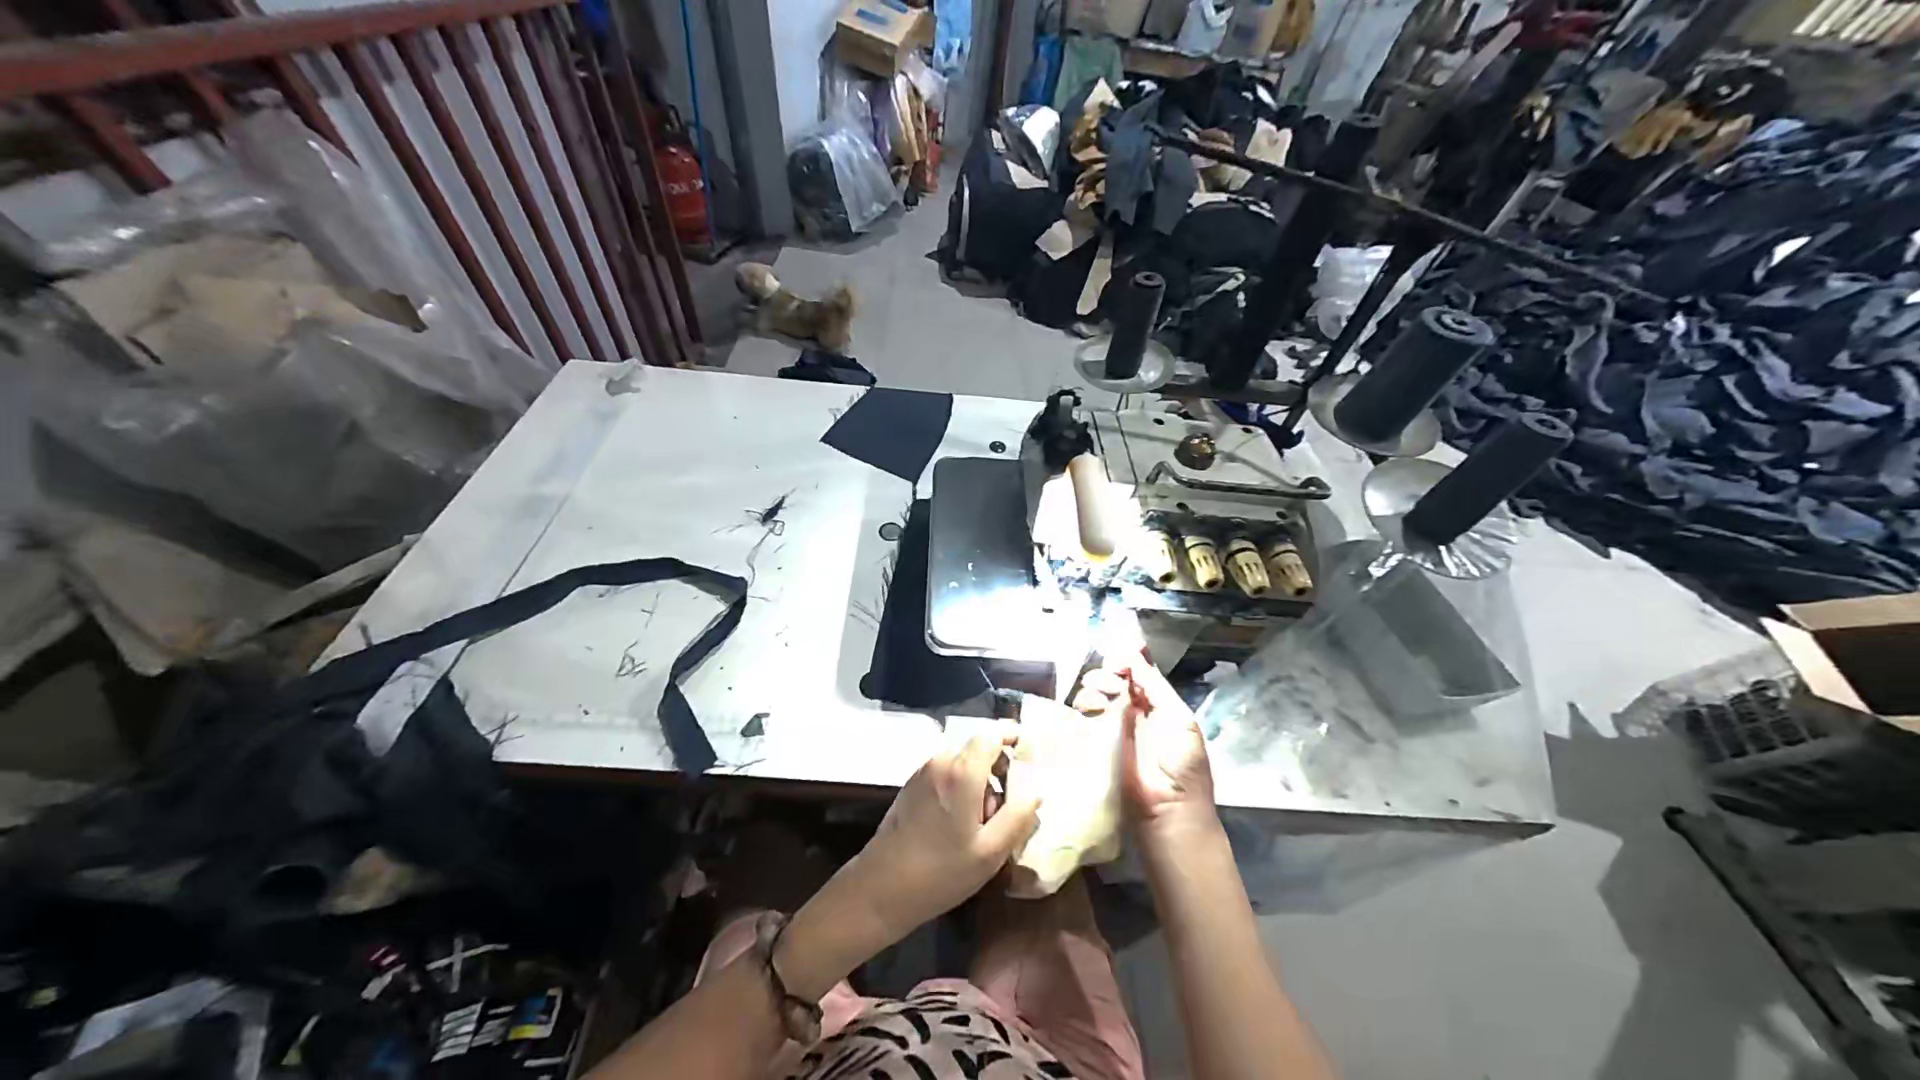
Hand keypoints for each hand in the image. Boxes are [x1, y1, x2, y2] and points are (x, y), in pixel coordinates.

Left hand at [828, 730, 1041, 948]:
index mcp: (961, 771)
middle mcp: (940, 762)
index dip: (1013, 737)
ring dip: (980, 781)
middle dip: (999, 768)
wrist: (881, 889)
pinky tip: (963, 824)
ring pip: (962, 762)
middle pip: (978, 748)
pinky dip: (962, 786)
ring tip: (985, 822)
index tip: (1030, 752)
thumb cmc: (941, 871)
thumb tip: (1035, 793)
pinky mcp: (912, 786)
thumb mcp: (991, 851)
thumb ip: (1018, 817)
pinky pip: (946, 773)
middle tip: (1010, 804)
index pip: (992, 734)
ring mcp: (922, 772)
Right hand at [1071, 654, 1216, 843]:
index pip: (1136, 672)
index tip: (1119, 655)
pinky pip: (1083, 718)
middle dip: (1108, 672)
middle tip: (1111, 678)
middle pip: (1112, 680)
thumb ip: (1156, 686)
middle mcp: (1132, 712)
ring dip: (1095, 688)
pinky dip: (1083, 707)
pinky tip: (1092, 708)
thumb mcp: (1179, 719)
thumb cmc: (1182, 765)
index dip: (1126, 659)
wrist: (1168, 812)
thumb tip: (1135, 653)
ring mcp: (1111, 728)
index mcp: (1157, 704)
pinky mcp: (1094, 744)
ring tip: (1102, 697)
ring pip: (1094, 695)